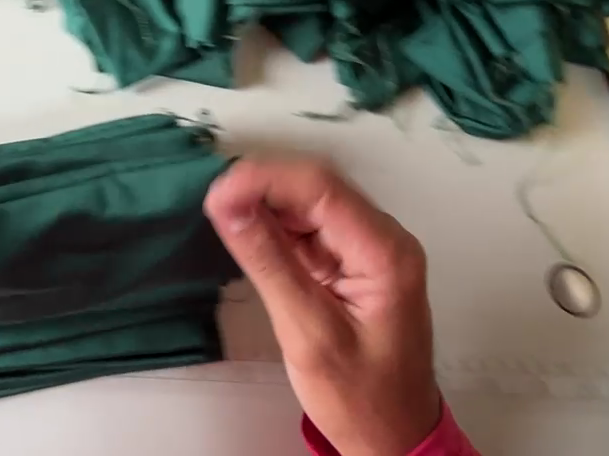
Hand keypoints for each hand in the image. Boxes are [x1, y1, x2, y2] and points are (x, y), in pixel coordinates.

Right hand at [205, 159, 439, 455]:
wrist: (392, 440)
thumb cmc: (361, 398)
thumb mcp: (308, 332)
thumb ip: (268, 262)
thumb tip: (228, 206)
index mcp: (385, 251)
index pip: (321, 188)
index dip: (265, 178)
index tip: (219, 192)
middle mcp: (380, 235)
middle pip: (314, 185)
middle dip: (262, 184)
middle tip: (216, 200)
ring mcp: (364, 243)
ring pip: (305, 198)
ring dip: (263, 199)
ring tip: (223, 210)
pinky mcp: (345, 254)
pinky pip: (304, 221)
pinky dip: (271, 220)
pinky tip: (245, 225)